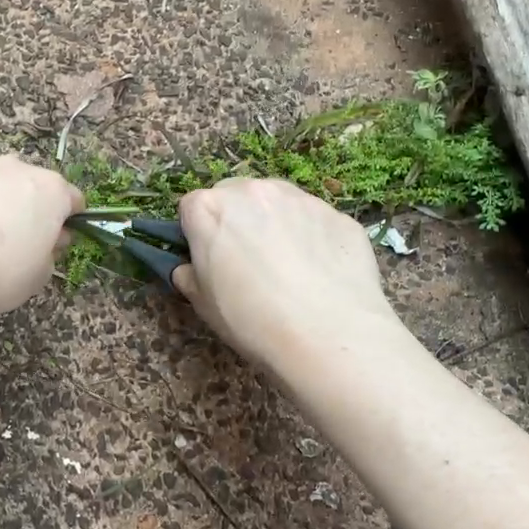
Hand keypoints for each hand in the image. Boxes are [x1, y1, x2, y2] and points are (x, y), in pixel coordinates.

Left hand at [0, 155, 82, 319]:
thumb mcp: (40, 275)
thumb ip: (49, 250)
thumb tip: (46, 239)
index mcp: (48, 189)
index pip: (71, 200)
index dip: (66, 222)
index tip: (55, 241)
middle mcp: (11, 170)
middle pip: (27, 185)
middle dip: (25, 207)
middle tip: (13, 242)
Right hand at [171, 178, 402, 367]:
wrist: (329, 335)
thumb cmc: (250, 318)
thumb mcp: (200, 302)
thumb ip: (189, 274)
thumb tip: (191, 269)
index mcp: (208, 208)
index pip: (192, 207)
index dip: (198, 232)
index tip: (208, 256)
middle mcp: (253, 192)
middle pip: (234, 195)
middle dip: (236, 218)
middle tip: (245, 257)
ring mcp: (301, 200)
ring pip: (277, 202)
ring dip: (274, 222)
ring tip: (286, 263)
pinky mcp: (340, 215)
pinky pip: (315, 220)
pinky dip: (311, 237)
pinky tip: (318, 272)